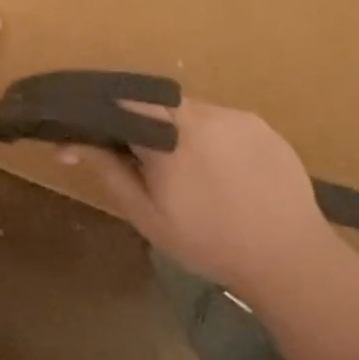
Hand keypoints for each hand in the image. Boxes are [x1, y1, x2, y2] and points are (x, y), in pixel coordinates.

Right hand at [65, 100, 333, 299]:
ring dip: (176, 129)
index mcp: (169, 136)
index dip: (102, 110)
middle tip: (141, 159)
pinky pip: (221, 120)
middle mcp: (202, 114)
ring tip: (184, 170)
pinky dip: (208, 137)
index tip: (94, 132)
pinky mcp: (262, 125)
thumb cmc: (209, 243)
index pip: (121, 101)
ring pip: (189, 110)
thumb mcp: (147, 215)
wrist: (291, 259)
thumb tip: (67, 144)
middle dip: (142, 123)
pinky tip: (218, 171)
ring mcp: (236, 117)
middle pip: (156, 102)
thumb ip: (108, 170)